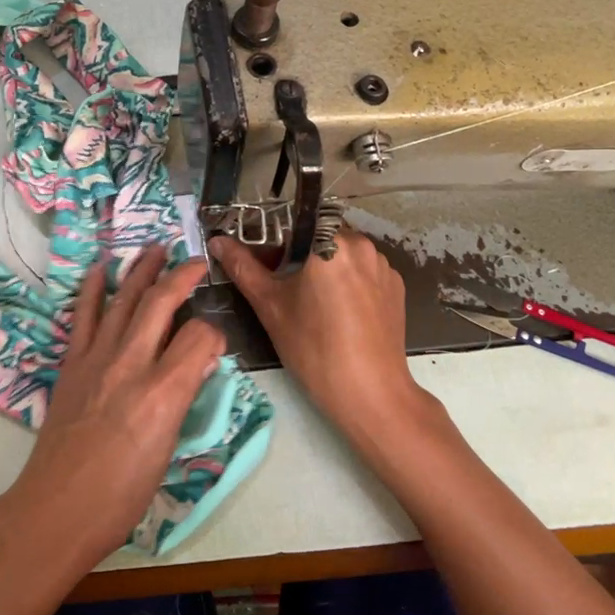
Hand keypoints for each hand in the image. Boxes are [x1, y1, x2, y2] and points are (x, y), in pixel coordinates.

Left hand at [0, 246, 224, 565]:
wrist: (58, 508)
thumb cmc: (121, 495)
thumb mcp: (167, 450)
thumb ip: (181, 399)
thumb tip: (192, 367)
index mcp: (162, 393)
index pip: (199, 338)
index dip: (215, 332)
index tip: (217, 340)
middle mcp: (130, 365)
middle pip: (159, 304)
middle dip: (180, 276)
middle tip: (194, 260)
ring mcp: (96, 360)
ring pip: (122, 300)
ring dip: (140, 271)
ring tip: (155, 249)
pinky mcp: (71, 364)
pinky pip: (84, 317)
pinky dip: (93, 290)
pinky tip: (100, 270)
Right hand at [209, 230, 436, 435]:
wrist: (370, 393)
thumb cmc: (313, 348)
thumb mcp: (270, 306)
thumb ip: (243, 267)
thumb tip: (218, 241)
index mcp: (327, 242)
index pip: (291, 221)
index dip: (273, 240)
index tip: (264, 264)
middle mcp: (360, 244)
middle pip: (318, 235)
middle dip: (298, 254)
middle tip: (283, 287)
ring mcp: (382, 264)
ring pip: (341, 252)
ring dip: (324, 266)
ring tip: (312, 303)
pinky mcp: (395, 285)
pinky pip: (362, 270)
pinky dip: (347, 281)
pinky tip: (339, 312)